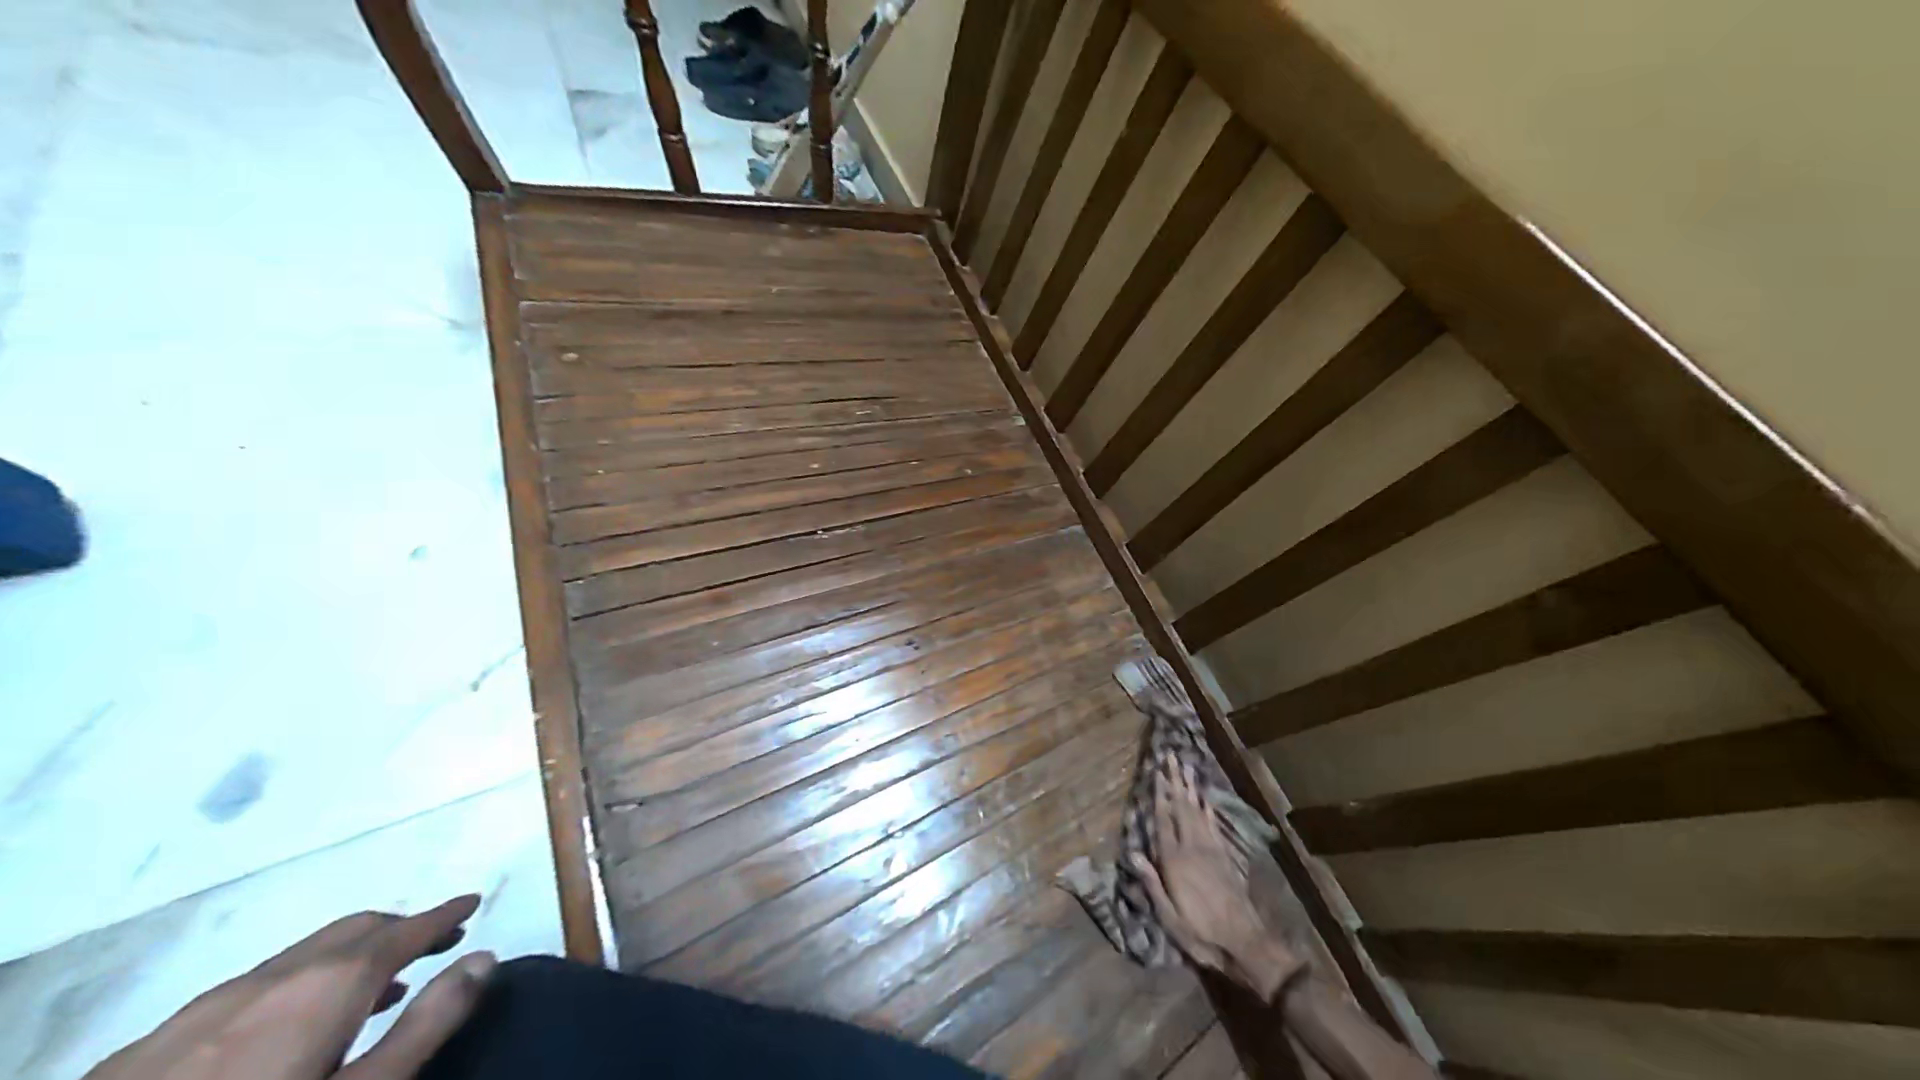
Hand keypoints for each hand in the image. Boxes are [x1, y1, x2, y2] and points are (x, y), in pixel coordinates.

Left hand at [87, 895, 495, 1079]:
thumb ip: (427, 1023)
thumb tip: (483, 958)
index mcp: (330, 982)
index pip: (404, 930)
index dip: (444, 914)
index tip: (472, 901)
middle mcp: (274, 977)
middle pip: (352, 930)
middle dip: (399, 928)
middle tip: (434, 941)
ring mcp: (205, 1008)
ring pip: (296, 958)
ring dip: (347, 958)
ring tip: (374, 986)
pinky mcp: (150, 1045)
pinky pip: (244, 992)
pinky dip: (292, 987)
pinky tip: (281, 1030)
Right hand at [1131, 757, 1303, 999]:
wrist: (1245, 942)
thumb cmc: (1201, 933)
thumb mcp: (1169, 916)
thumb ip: (1152, 883)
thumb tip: (1133, 853)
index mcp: (1175, 862)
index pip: (1163, 822)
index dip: (1159, 796)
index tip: (1155, 773)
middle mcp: (1192, 848)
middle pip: (1181, 808)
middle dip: (1175, 781)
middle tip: (1171, 757)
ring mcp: (1211, 850)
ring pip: (1198, 811)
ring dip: (1191, 788)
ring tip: (1186, 767)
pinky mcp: (1225, 856)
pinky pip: (1213, 825)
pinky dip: (1207, 808)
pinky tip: (1204, 798)